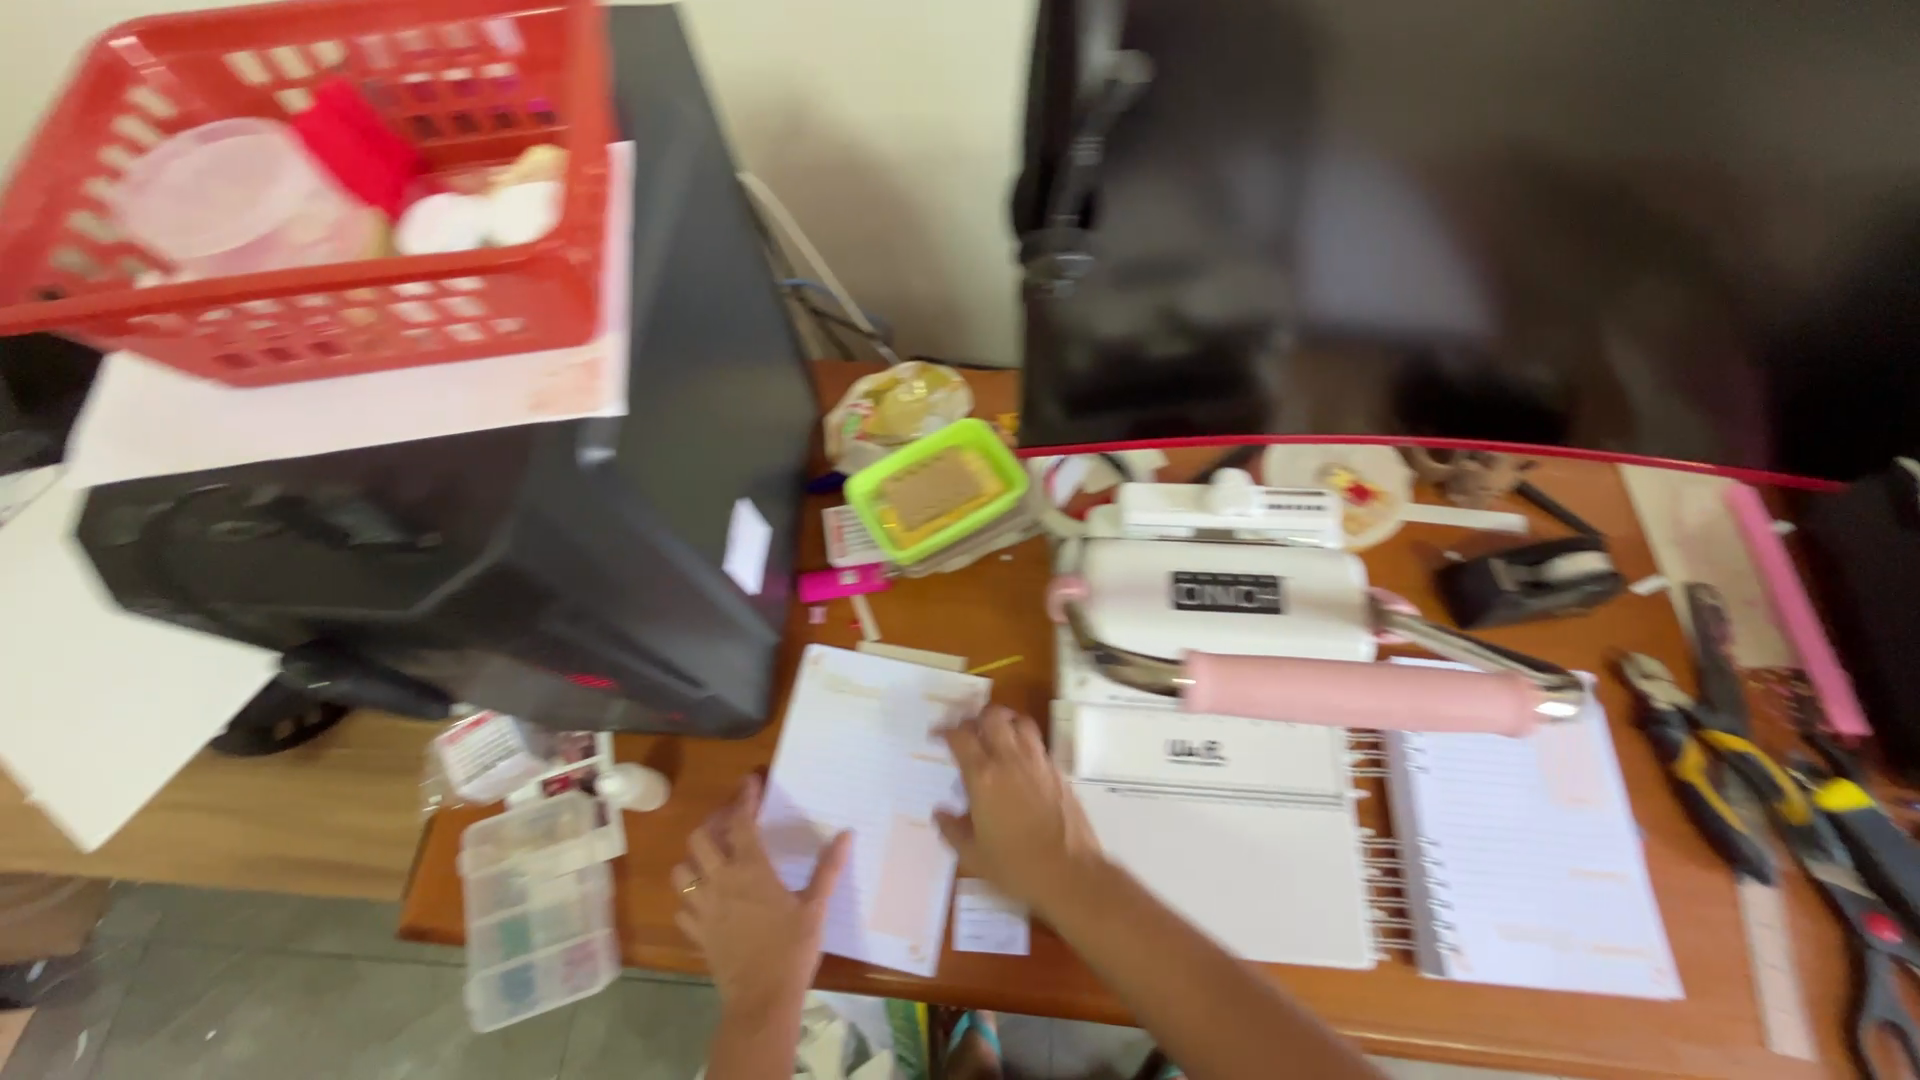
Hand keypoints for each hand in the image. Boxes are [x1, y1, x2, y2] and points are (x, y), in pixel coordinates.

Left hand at [672, 774, 850, 1016]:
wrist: (761, 1000)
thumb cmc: (792, 950)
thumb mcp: (816, 908)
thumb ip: (829, 869)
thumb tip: (846, 835)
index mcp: (751, 870)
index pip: (740, 822)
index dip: (744, 798)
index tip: (751, 781)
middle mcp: (721, 882)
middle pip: (700, 838)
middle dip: (713, 823)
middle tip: (732, 822)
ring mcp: (703, 909)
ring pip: (682, 870)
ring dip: (695, 859)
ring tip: (714, 858)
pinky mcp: (696, 933)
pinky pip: (682, 906)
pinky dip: (690, 896)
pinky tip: (707, 898)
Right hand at [935, 706, 1107, 918]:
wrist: (1071, 873)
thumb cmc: (1016, 866)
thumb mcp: (973, 856)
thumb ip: (952, 830)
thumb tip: (940, 812)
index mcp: (984, 776)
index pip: (960, 737)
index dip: (945, 731)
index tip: (937, 736)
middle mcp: (1010, 760)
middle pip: (992, 717)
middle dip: (975, 718)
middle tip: (967, 732)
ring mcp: (1038, 762)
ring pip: (1019, 722)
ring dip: (1003, 722)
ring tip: (995, 736)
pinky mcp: (1058, 771)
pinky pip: (1037, 743)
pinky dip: (1023, 742)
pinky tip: (1019, 762)